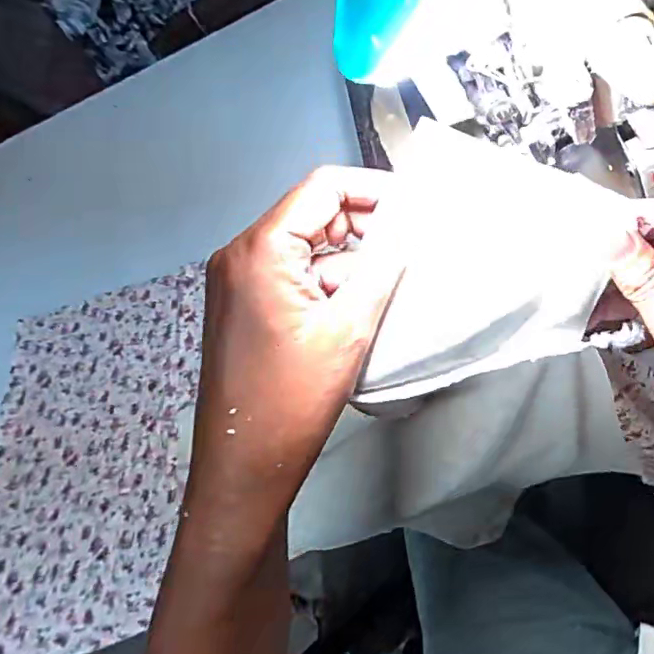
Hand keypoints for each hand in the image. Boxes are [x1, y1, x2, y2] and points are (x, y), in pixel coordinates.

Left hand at [185, 167, 403, 543]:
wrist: (244, 465)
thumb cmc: (291, 401)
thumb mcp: (349, 327)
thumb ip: (381, 267)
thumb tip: (407, 228)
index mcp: (260, 250)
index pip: (323, 188)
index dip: (372, 189)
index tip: (413, 207)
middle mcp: (242, 254)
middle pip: (314, 213)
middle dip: (365, 225)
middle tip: (410, 243)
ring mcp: (240, 279)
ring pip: (309, 245)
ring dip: (351, 256)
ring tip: (391, 278)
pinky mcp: (248, 302)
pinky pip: (297, 272)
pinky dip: (331, 278)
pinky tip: (362, 301)